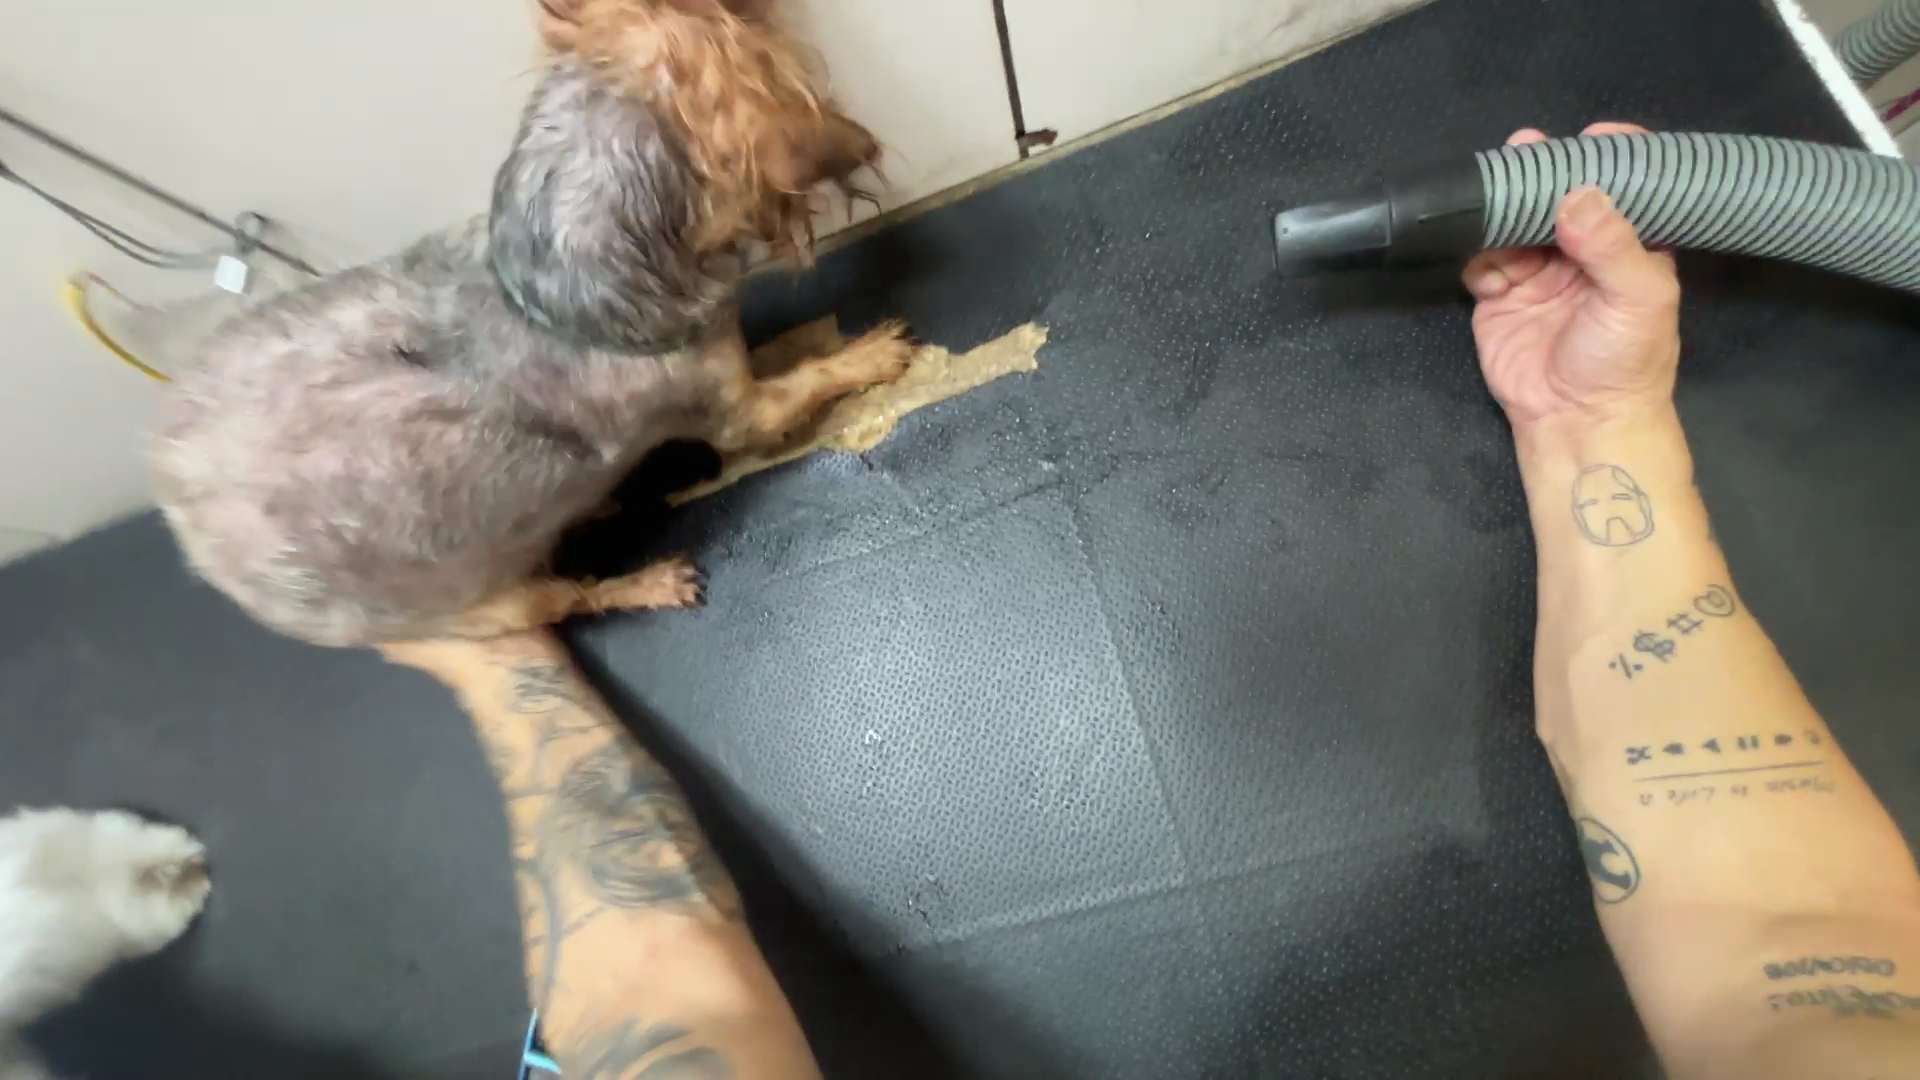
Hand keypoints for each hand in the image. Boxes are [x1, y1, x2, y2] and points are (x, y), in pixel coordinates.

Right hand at [1463, 123, 1682, 432]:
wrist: (1573, 416)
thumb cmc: (1623, 358)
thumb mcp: (1637, 296)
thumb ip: (1610, 244)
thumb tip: (1576, 194)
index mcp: (1629, 247)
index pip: (1622, 191)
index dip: (1609, 161)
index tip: (1592, 137)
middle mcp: (1580, 256)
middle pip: (1557, 204)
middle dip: (1540, 178)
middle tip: (1522, 149)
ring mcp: (1535, 277)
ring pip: (1513, 231)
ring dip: (1501, 213)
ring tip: (1489, 192)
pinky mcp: (1496, 300)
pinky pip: (1482, 266)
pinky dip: (1475, 255)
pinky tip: (1476, 246)